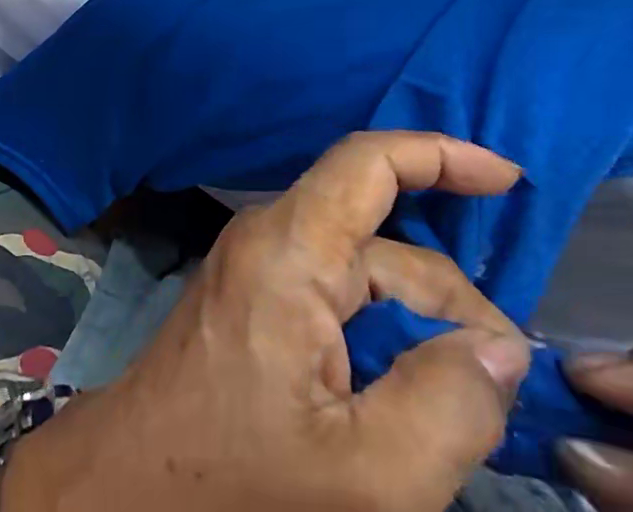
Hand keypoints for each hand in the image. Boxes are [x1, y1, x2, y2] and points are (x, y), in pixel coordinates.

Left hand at [0, 131, 529, 511]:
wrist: (124, 494)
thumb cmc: (235, 483)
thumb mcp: (365, 475)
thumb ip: (449, 409)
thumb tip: (500, 351)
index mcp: (291, 251)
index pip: (369, 162)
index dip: (441, 154)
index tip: (508, 177)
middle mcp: (273, 240)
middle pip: (387, 243)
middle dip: (453, 303)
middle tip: (505, 381)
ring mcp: (261, 270)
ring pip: (367, 277)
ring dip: (422, 328)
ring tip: (466, 401)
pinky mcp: (257, 302)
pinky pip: (339, 300)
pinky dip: (385, 337)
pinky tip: (412, 391)